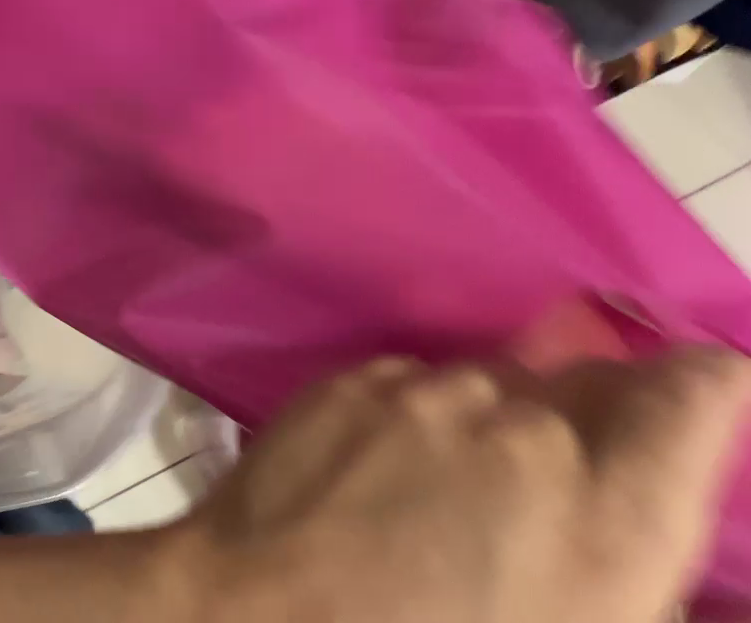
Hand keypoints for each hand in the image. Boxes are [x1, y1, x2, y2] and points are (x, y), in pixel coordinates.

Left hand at [174, 350, 750, 622]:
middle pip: (586, 380)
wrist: (269, 609)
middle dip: (604, 405)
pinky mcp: (346, 382)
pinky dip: (426, 406)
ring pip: (492, 379)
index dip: (709, 380)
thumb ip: (638, 577)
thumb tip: (674, 546)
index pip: (689, 398)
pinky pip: (412, 379)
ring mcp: (422, 394)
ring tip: (470, 469)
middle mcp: (523, 429)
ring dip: (503, 412)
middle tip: (584, 449)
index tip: (715, 376)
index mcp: (613, 511)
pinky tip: (398, 452)